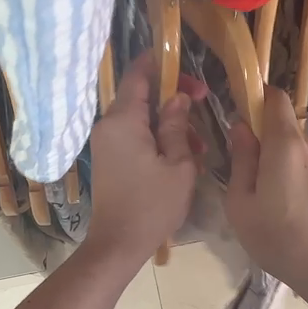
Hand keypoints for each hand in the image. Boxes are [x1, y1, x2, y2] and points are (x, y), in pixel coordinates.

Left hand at [85, 53, 207, 262]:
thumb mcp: (178, 165)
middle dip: (173, 97)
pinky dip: (155, 137)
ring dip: (168, 122)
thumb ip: (178, 126)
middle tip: (202, 106)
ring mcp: (105, 142)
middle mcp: (108, 124)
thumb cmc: (153, 206)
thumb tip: (178, 99)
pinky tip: (179, 156)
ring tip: (197, 144)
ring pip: (140, 117)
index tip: (191, 74)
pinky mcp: (108, 158)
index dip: (165, 64)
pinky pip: (133, 135)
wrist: (118, 244)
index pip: (138, 72)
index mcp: (123, 119)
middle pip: (140, 94)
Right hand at [225, 85, 307, 303]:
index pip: (275, 98)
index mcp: (286, 144)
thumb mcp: (241, 204)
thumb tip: (241, 128)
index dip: (257, 100)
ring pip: (299, 150)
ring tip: (274, 202)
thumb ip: (241, 160)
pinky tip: (295, 210)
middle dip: (266, 145)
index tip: (242, 119)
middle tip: (252, 182)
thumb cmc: (278, 239)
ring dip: (284, 165)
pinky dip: (300, 178)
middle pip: (284, 129)